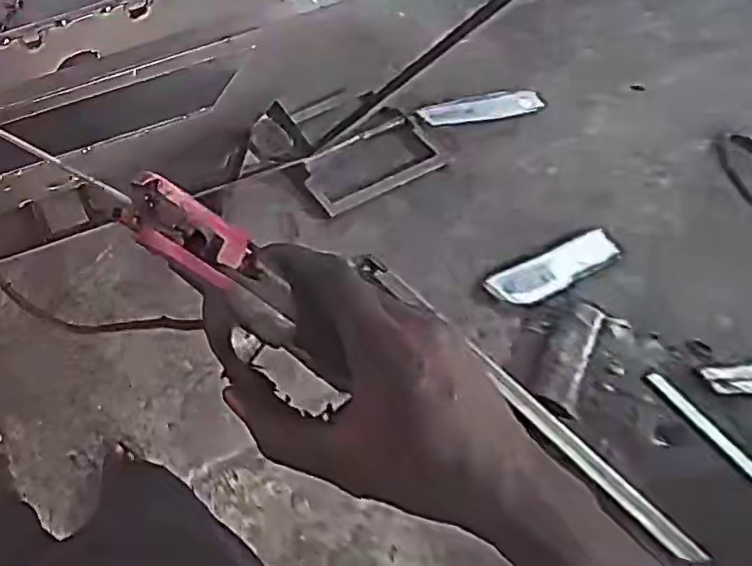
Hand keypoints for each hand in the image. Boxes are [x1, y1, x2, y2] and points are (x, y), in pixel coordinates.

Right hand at [223, 247, 553, 537]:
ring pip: (365, 293)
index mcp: (385, 346)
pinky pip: (387, 309)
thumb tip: (236, 394)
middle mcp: (410, 323)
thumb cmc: (430, 475)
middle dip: (301, 283)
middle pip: (343, 278)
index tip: (259, 262)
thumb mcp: (343, 463)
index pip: (331, 274)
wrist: (515, 493)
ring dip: (330, 303)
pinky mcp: (445, 335)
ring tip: (312, 338)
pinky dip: (359, 319)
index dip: (288, 258)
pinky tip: (354, 358)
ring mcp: (432, 326)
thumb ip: (278, 430)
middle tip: (274, 303)